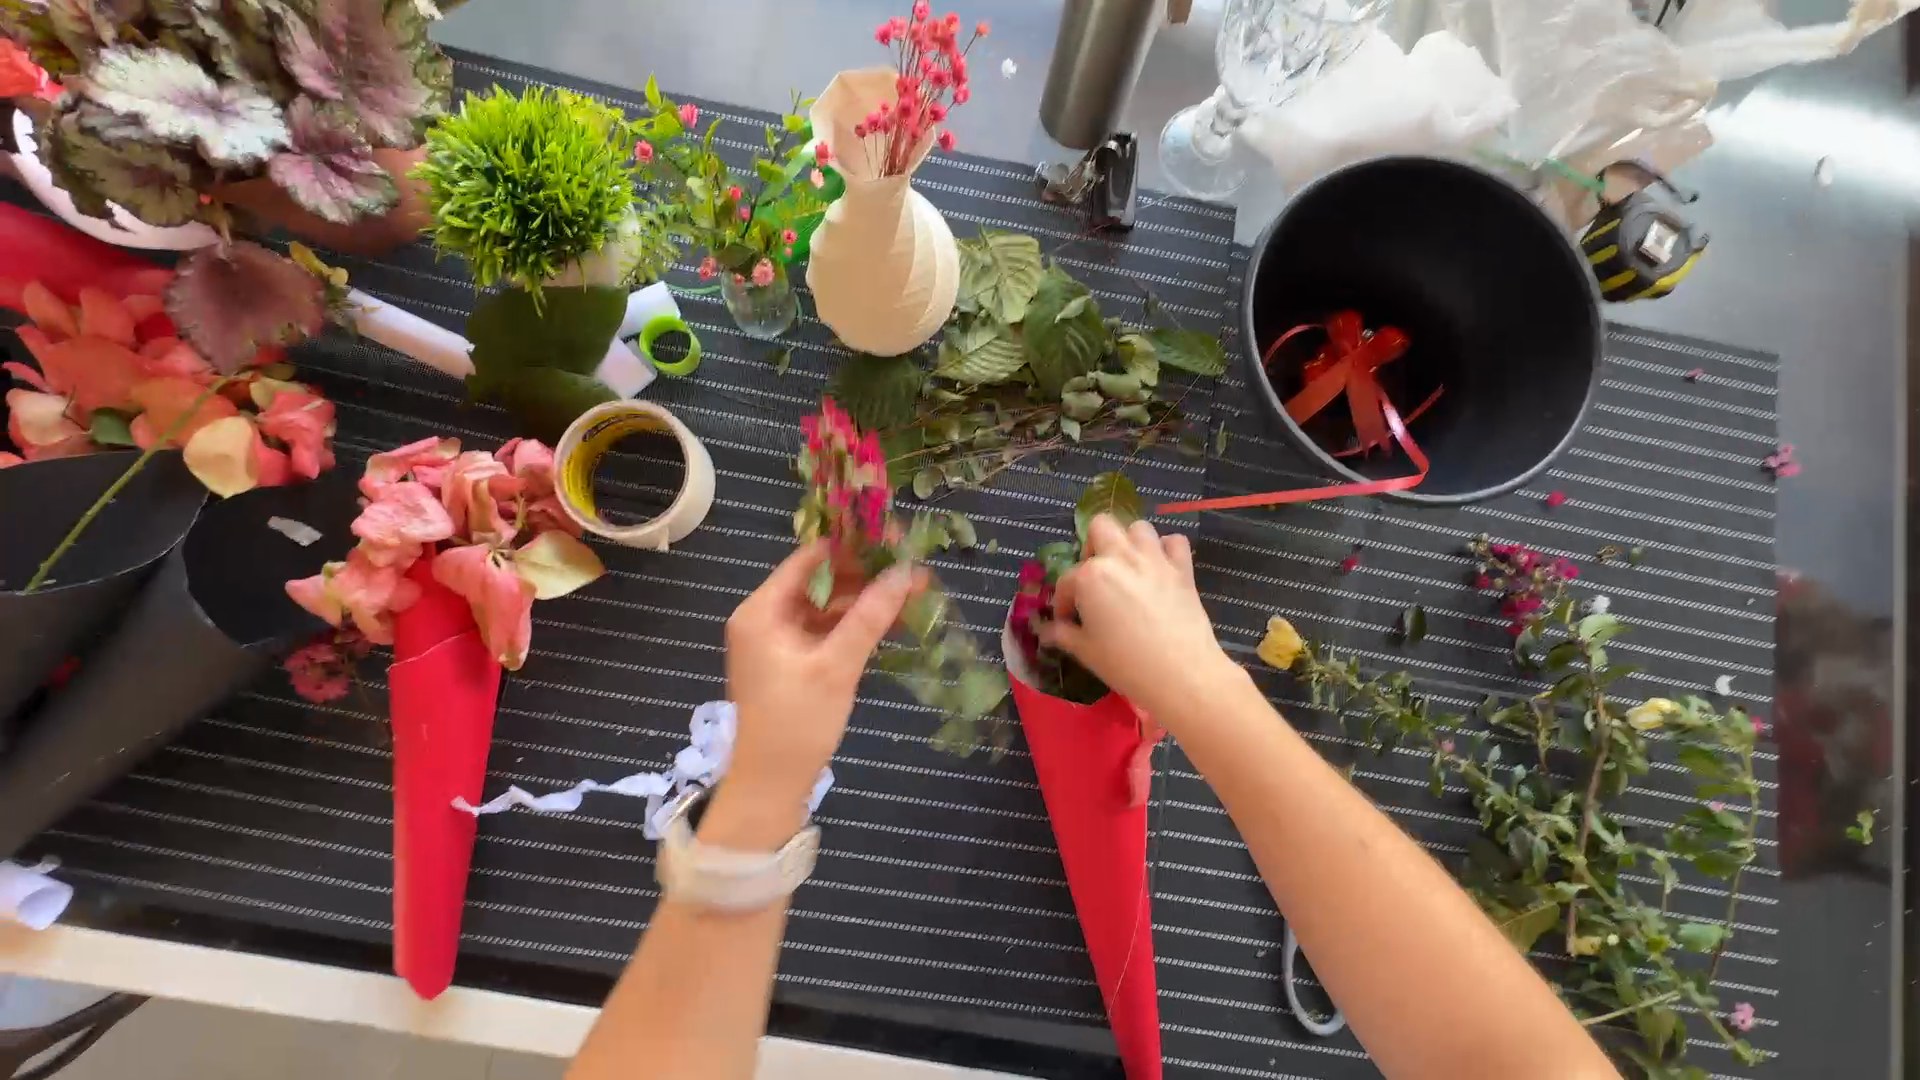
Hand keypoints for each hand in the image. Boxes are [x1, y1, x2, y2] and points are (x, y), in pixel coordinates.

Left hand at [716, 542, 915, 842]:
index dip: (853, 546)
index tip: (895, 539)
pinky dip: (858, 624)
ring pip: (830, 605)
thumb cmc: (796, 723)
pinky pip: (829, 629)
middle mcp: (766, 616)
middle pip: (822, 580)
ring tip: (914, 590)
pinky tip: (894, 618)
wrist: (771, 787)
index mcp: (762, 610)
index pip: (810, 559)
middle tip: (912, 566)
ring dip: (868, 599)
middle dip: (868, 574)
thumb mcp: (836, 666)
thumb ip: (871, 616)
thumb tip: (907, 572)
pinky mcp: (794, 660)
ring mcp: (780, 639)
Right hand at [1042, 515, 1237, 723]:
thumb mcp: (1085, 651)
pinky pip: (1175, 542)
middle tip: (1095, 577)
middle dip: (1092, 547)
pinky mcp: (1183, 568)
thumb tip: (1047, 631)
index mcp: (1090, 576)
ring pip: (1138, 528)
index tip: (1066, 620)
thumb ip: (1063, 634)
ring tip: (1127, 569)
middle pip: (1101, 527)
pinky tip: (1159, 569)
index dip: (1062, 602)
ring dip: (1129, 543)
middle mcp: (1121, 558)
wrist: (1181, 675)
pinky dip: (1166, 549)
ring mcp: (1154, 559)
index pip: (1066, 580)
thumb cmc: (1125, 664)